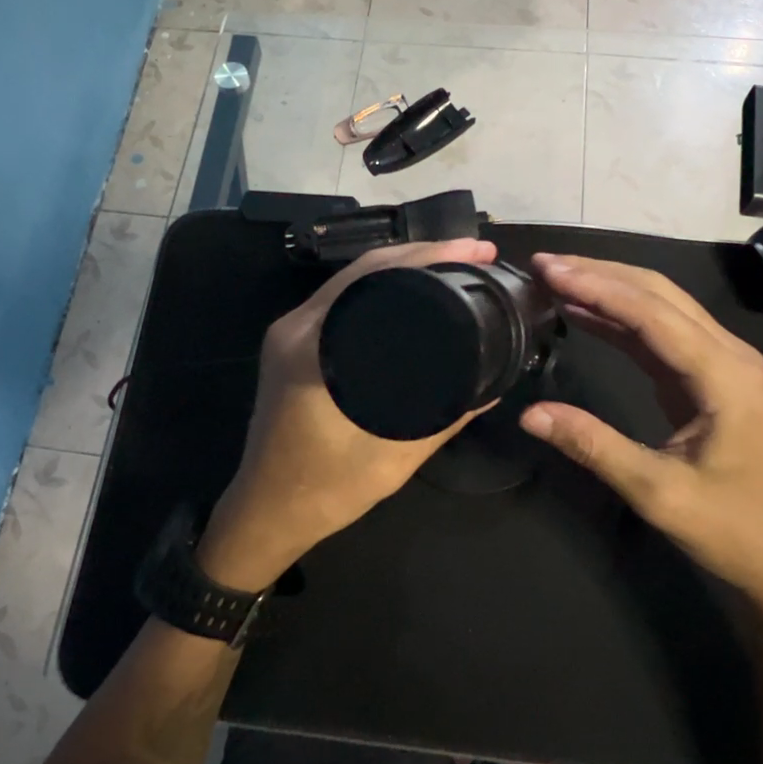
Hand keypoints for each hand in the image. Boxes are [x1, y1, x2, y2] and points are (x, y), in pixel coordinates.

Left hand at [196, 239, 499, 590]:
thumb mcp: (394, 455)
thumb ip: (445, 417)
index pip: (375, 275)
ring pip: (350, 279)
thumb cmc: (325, 489)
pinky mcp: (291, 345)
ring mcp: (289, 333)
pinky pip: (341, 299)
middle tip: (476, 254)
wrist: (268, 511)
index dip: (430, 256)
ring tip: (454, 265)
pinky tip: (414, 292)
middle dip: (422, 253)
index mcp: (312, 345)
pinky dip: (379, 287)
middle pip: (362, 268)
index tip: (476, 253)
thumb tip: (494, 382)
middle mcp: (295, 327)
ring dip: (401, 267)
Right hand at [517, 254, 762, 620]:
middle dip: (601, 275)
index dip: (597, 287)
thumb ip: (594, 446)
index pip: (651, 313)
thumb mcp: (658, 493)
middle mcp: (728, 357)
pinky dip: (621, 322)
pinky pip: (662, 338)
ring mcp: (721, 367)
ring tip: (556, 279)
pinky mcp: (710, 383)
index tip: (547, 268)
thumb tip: (529, 414)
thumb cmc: (733, 529)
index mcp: (723, 375)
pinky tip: (585, 314)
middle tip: (544, 265)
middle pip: (660, 295)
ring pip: (662, 310)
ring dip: (610, 291)